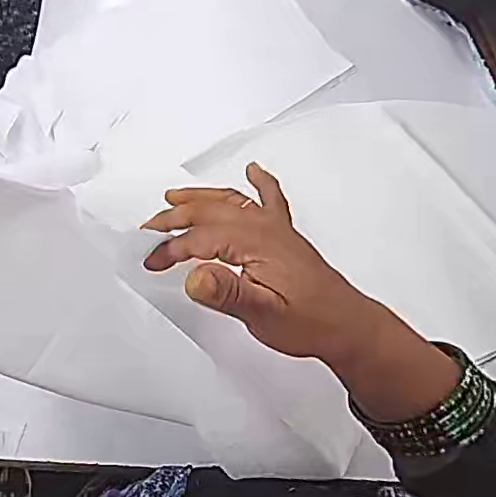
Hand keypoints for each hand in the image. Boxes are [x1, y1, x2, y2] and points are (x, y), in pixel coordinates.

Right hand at [142, 164, 458, 420]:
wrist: (346, 325)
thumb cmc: (310, 321)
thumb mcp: (263, 315)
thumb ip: (227, 293)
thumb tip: (195, 276)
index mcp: (256, 242)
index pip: (199, 238)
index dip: (170, 249)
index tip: (152, 262)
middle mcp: (265, 227)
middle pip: (209, 211)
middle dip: (173, 218)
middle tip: (148, 230)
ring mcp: (275, 228)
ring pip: (229, 201)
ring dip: (199, 198)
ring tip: (174, 197)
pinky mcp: (284, 236)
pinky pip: (268, 198)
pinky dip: (258, 183)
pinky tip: (253, 172)